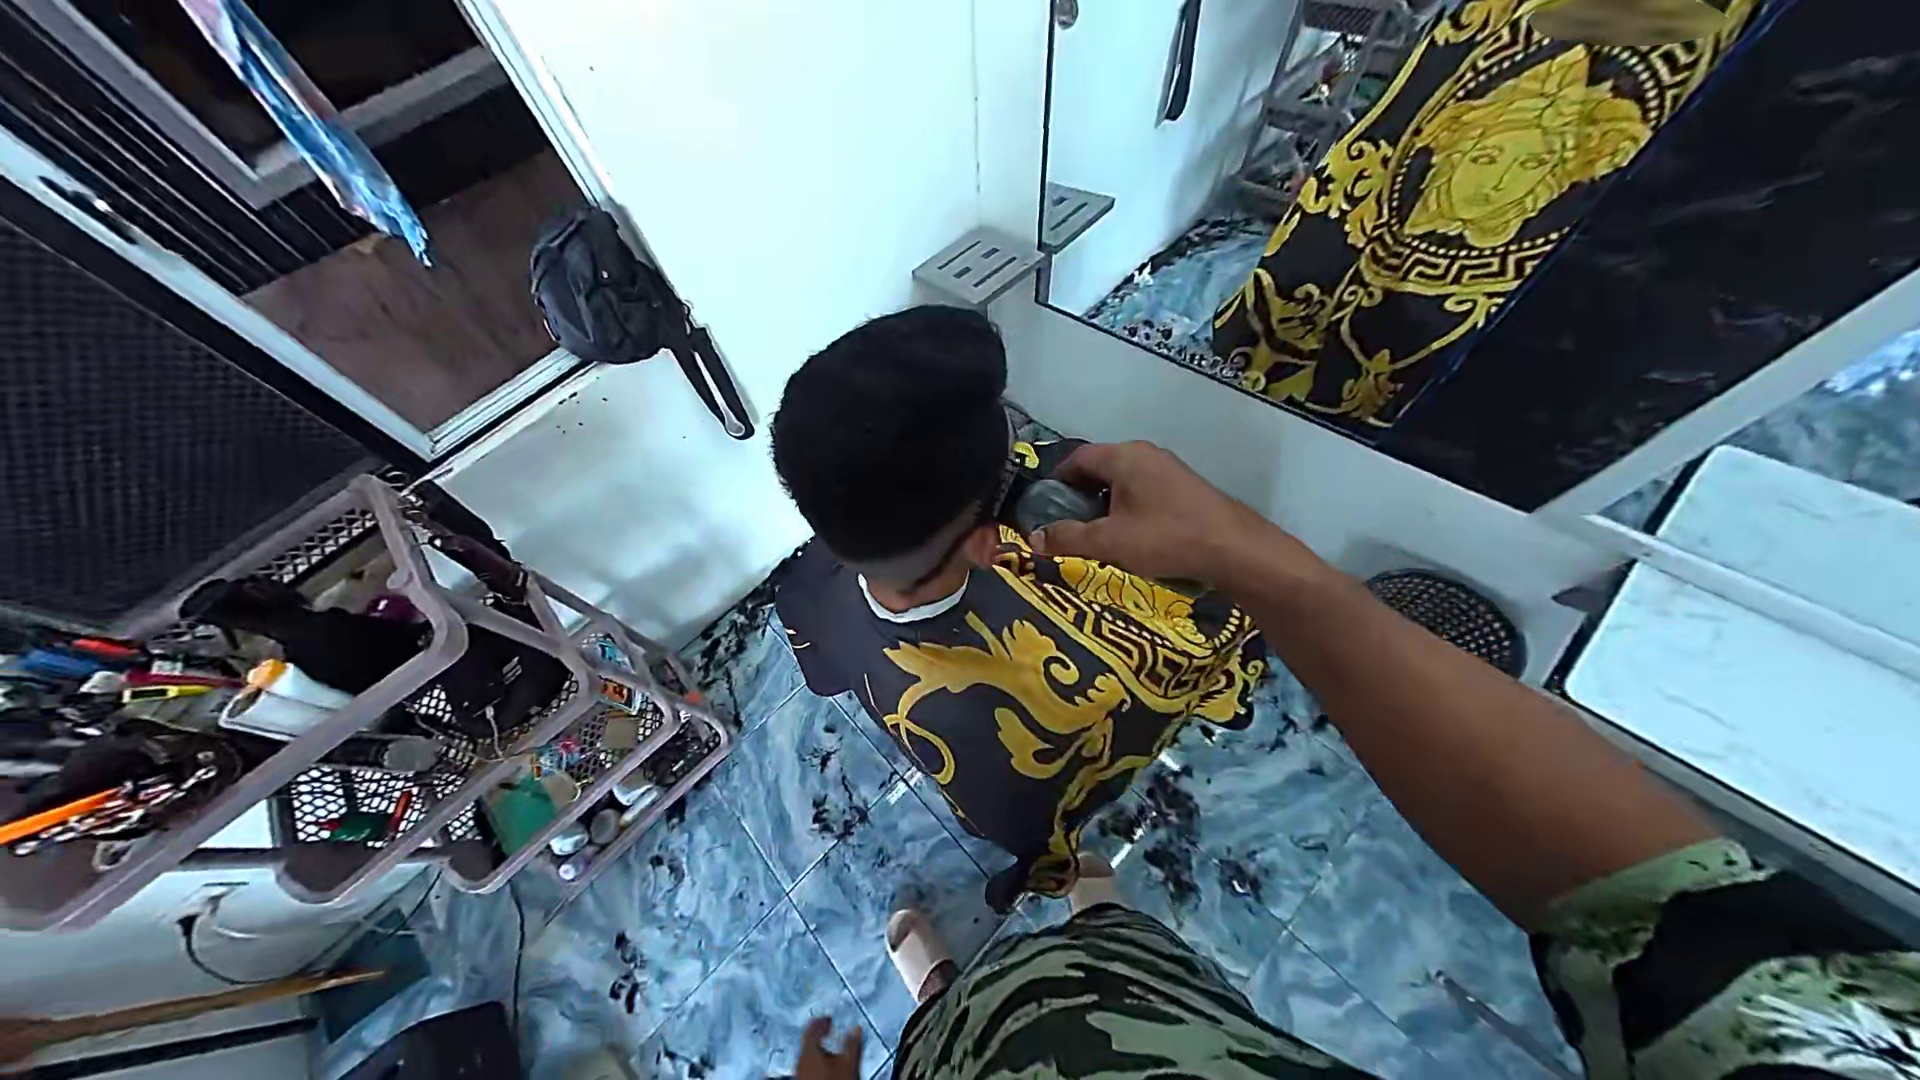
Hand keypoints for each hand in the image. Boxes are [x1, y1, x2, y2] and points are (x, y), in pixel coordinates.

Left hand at [795, 1016, 863, 1079]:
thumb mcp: (849, 1063)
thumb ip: (852, 1043)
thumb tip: (856, 1028)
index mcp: (809, 1052)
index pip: (812, 1030)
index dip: (822, 1022)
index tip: (830, 1020)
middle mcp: (800, 1063)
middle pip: (806, 1042)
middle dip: (818, 1035)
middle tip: (828, 1030)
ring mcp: (798, 1076)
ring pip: (806, 1056)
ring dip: (817, 1049)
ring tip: (829, 1049)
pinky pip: (806, 1067)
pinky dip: (814, 1062)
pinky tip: (824, 1067)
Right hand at [1030, 441, 1294, 585]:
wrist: (1236, 551)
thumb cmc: (1167, 538)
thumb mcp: (1109, 542)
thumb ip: (1068, 537)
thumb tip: (1034, 539)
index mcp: (1124, 456)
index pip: (1077, 458)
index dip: (1055, 480)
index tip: (1042, 506)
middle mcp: (1146, 455)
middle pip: (1099, 469)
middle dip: (1078, 495)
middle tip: (1063, 525)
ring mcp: (1168, 470)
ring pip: (1122, 482)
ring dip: (1103, 505)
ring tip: (1091, 536)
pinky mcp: (1184, 490)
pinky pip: (1142, 493)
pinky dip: (1126, 510)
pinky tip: (1126, 538)